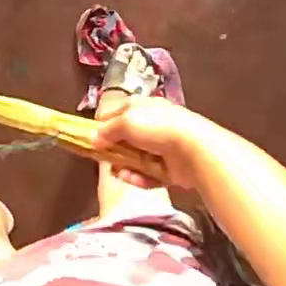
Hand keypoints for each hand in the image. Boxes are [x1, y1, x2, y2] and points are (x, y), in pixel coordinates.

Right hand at [93, 94, 220, 189]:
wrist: (194, 150)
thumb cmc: (158, 128)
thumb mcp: (126, 121)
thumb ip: (106, 129)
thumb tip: (93, 138)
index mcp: (140, 107)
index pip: (114, 113)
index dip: (101, 125)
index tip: (91, 138)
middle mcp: (150, 125)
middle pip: (123, 139)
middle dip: (112, 150)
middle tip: (104, 158)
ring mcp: (160, 147)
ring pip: (133, 159)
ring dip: (124, 166)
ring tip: (120, 172)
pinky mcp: (168, 169)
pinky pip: (147, 175)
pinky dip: (139, 178)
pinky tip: (133, 179)